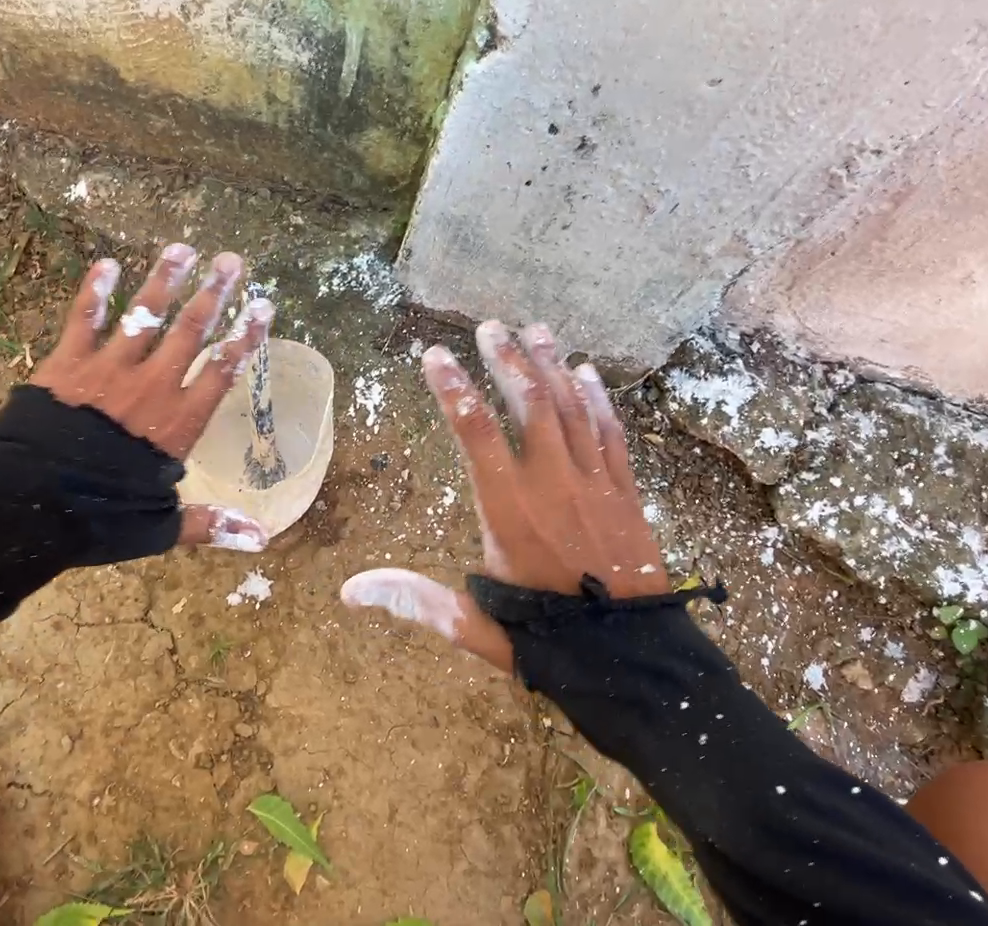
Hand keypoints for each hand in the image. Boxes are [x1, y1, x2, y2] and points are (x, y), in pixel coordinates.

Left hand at [31, 243, 274, 550]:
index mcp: (178, 422)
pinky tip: (108, 264)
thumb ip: (208, 522)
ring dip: (166, 281)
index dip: (246, 336)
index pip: (223, 369)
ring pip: (146, 316)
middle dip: (214, 295)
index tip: (264, 304)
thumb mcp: (159, 524)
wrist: (29, 503)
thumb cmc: (99, 517)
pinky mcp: (68, 363)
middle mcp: (151, 387)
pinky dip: (96, 292)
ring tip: (183, 248)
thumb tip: (261, 540)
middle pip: (192, 332)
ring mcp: (109, 370)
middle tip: (232, 260)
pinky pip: (85, 320)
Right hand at [340, 321, 664, 671]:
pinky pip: (611, 434)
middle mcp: (553, 485)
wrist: (636, 661)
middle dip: (507, 361)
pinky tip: (587, 373)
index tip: (435, 356)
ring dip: (551, 366)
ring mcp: (595, 484)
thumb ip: (419, 602)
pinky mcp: (625, 493)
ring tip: (536, 329)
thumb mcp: (478, 628)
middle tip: (490, 326)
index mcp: (510, 512)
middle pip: (529, 405)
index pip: (475, 434)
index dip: (453, 390)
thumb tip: (350, 592)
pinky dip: (599, 400)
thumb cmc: (549, 642)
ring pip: (572, 410)